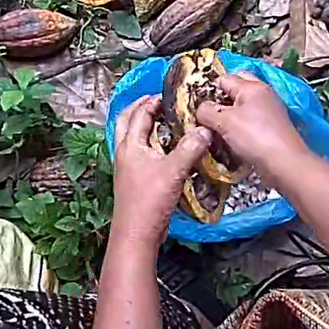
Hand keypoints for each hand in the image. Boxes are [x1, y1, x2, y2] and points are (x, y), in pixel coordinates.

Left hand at [109, 96, 210, 250]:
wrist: (136, 233)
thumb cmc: (150, 200)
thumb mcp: (174, 170)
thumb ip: (190, 148)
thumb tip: (205, 129)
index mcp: (130, 145)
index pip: (139, 115)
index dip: (151, 102)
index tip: (166, 95)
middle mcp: (124, 152)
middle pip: (125, 121)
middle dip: (138, 108)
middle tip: (153, 101)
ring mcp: (125, 166)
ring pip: (129, 137)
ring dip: (140, 125)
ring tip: (158, 121)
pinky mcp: (131, 179)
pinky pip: (136, 152)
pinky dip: (146, 143)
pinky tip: (161, 149)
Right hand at [194, 72, 309, 179]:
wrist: (285, 164)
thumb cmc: (254, 137)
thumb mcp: (224, 122)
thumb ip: (207, 112)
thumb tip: (201, 109)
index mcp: (252, 86)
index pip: (224, 78)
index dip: (210, 90)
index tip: (199, 106)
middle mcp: (262, 94)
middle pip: (236, 90)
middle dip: (221, 100)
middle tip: (208, 116)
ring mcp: (269, 111)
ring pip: (242, 107)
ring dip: (229, 116)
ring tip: (215, 129)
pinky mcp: (271, 127)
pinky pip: (250, 121)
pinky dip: (239, 127)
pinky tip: (230, 139)